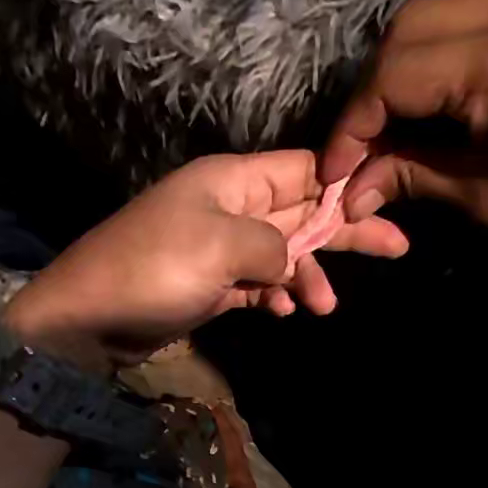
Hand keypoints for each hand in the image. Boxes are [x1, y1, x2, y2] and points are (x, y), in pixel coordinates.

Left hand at [4, 150, 407, 365]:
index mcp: (232, 180)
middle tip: (397, 248)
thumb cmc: (155, 268)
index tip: (382, 204)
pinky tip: (285, 312)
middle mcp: (229, 208)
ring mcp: (219, 249)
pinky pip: (257, 284)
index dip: (343, 186)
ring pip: (282, 255)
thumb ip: (273, 245)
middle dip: (345, 232)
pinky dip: (275, 296)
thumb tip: (289, 261)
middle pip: (301, 213)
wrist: (90, 317)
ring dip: (307, 278)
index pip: (302, 171)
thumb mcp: (221, 246)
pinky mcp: (210, 285)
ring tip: (323, 308)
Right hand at [321, 0, 487, 242]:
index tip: (335, 175)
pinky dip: (442, 59)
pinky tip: (445, 105)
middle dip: (371, 93)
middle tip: (365, 150)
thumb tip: (351, 192)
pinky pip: (476, 18)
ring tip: (399, 132)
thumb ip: (415, 179)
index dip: (351, 127)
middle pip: (407, 28)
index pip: (392, 76)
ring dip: (404, 72)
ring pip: (438, 16)